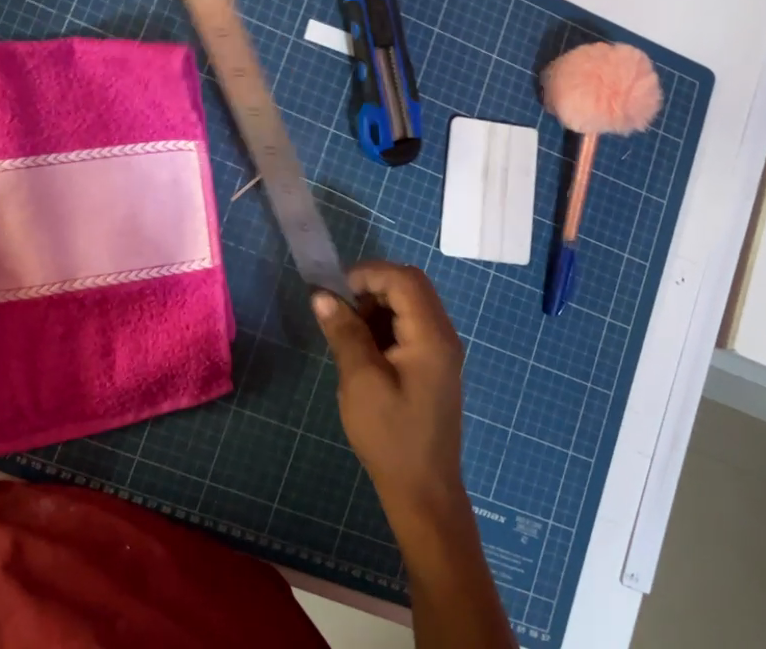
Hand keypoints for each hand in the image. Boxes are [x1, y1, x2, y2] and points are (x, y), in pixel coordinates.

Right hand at [312, 263, 467, 523]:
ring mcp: (440, 352)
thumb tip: (322, 296)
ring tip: (347, 335)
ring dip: (376, 307)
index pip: (404, 279)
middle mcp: (443, 336)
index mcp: (431, 337)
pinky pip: (409, 328)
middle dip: (371, 288)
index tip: (333, 293)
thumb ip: (344, 333)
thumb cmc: (390, 437)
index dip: (367, 274)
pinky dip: (384, 327)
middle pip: (410, 287)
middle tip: (339, 311)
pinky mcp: (432, 368)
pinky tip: (362, 352)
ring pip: (409, 306)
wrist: (423, 490)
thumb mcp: (360, 381)